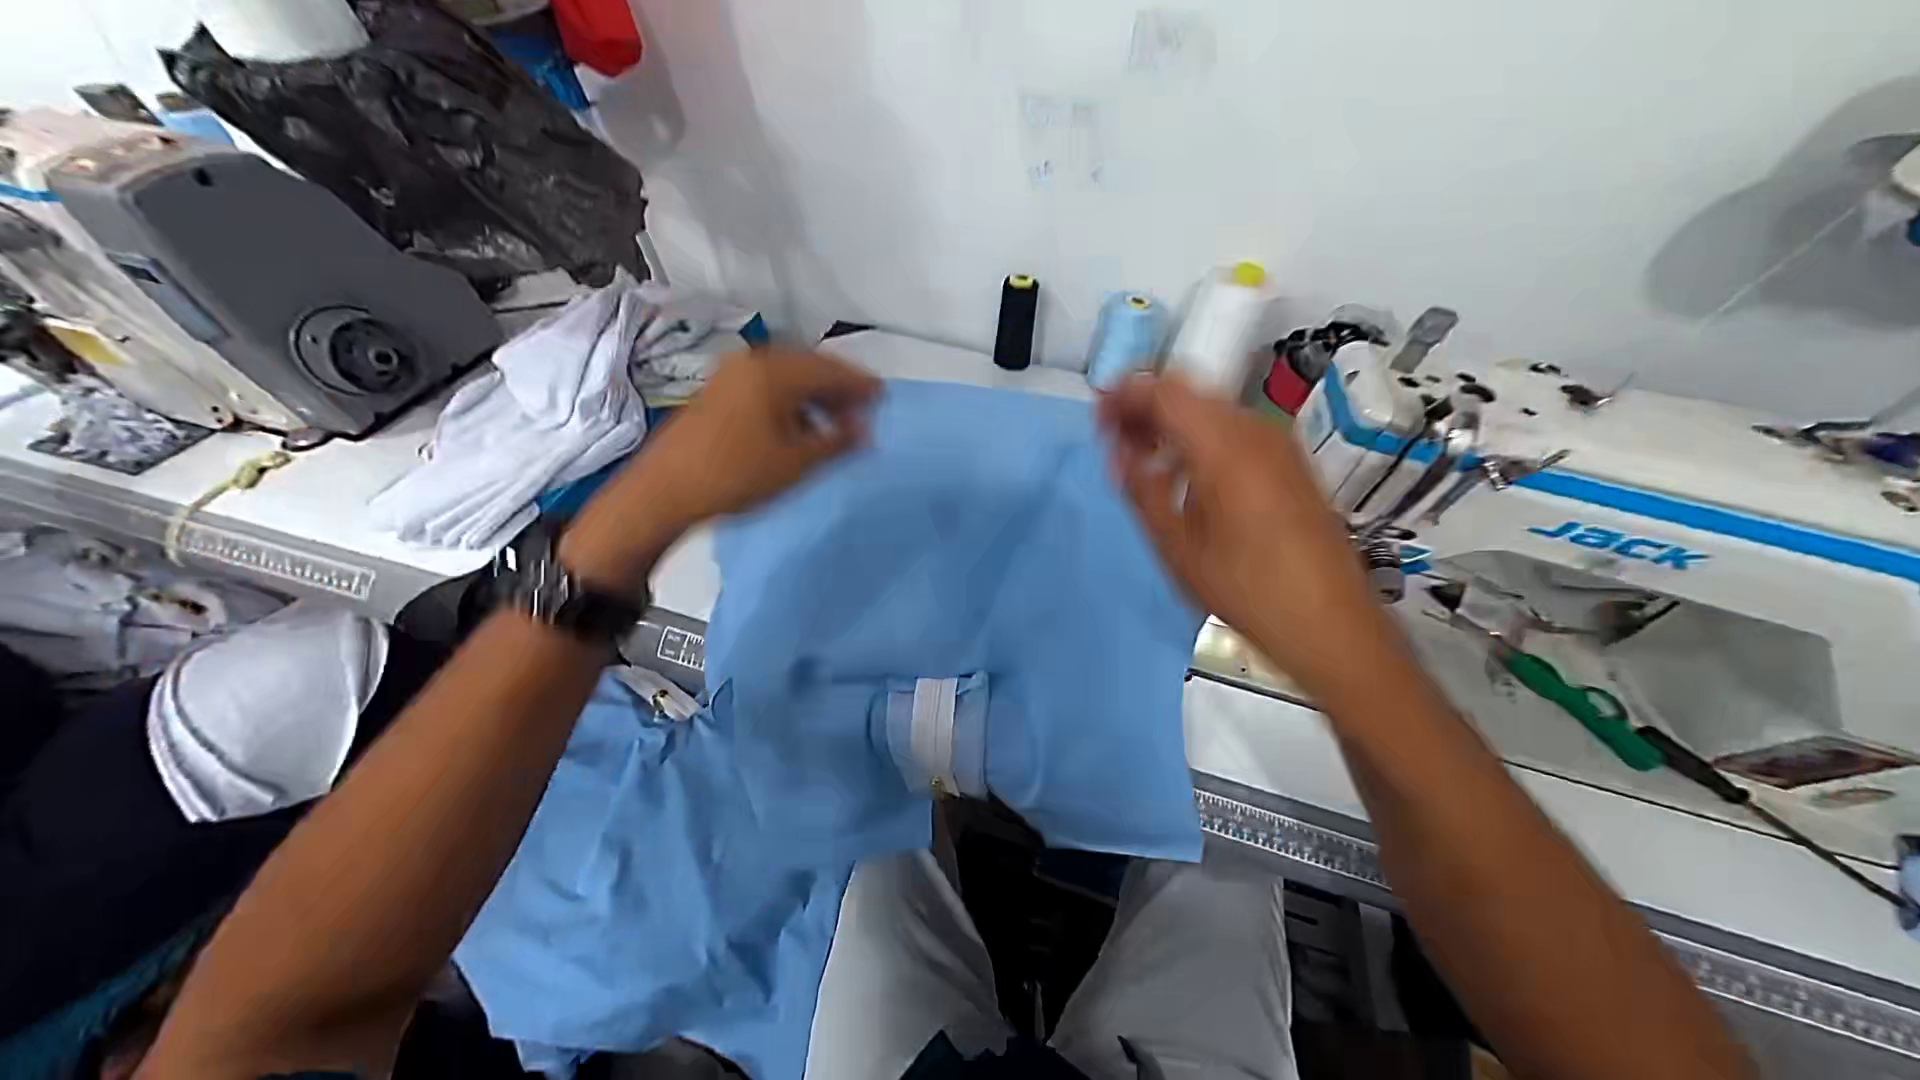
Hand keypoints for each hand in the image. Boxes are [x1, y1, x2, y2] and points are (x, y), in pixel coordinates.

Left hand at [561, 348, 880, 589]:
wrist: (664, 491)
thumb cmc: (737, 476)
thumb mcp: (798, 463)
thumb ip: (838, 442)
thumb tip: (865, 431)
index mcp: (776, 372)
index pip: (831, 370)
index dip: (860, 385)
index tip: (883, 398)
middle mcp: (753, 363)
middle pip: (808, 367)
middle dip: (838, 389)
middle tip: (861, 414)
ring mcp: (731, 375)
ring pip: (786, 377)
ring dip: (814, 396)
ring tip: (833, 424)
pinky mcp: (717, 392)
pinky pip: (766, 386)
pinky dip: (790, 400)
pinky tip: (798, 426)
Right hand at [1097, 374, 1394, 695]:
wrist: (1326, 620)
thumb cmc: (1244, 587)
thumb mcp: (1176, 544)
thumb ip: (1141, 489)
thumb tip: (1120, 454)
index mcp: (1223, 445)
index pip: (1165, 390)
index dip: (1125, 395)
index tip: (1099, 414)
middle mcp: (1254, 431)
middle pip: (1189, 393)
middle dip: (1146, 408)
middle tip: (1115, 439)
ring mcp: (1278, 444)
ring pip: (1211, 410)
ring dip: (1172, 423)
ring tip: (1142, 458)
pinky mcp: (1289, 462)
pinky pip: (1233, 431)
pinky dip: (1199, 438)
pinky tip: (1183, 473)